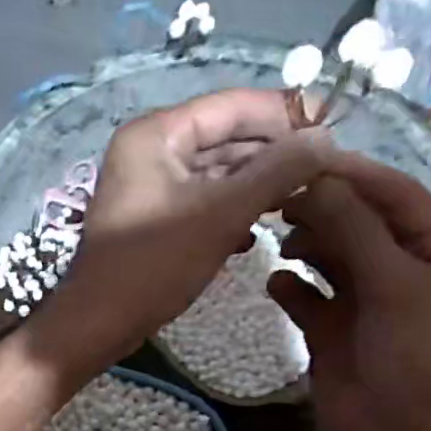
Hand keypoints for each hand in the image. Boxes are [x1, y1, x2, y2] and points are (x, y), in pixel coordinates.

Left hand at [58, 89, 329, 356]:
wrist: (96, 325)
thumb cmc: (154, 266)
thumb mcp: (222, 214)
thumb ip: (277, 171)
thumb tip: (327, 139)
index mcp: (157, 134)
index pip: (234, 106)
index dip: (287, 114)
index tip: (334, 130)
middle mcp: (148, 151)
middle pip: (225, 138)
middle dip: (273, 155)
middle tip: (323, 171)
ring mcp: (146, 187)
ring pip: (214, 174)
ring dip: (254, 187)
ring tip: (299, 201)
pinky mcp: (149, 221)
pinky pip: (198, 203)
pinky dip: (227, 213)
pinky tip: (255, 234)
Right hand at [267, 152, 430, 430]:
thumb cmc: (419, 352)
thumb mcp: (397, 283)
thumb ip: (356, 229)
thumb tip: (315, 181)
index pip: (395, 196)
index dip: (355, 176)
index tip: (306, 161)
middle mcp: (401, 270)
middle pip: (358, 224)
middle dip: (323, 210)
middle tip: (279, 201)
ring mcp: (364, 303)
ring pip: (330, 259)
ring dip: (305, 246)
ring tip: (277, 240)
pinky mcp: (332, 332)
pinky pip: (307, 300)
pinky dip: (290, 288)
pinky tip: (275, 282)